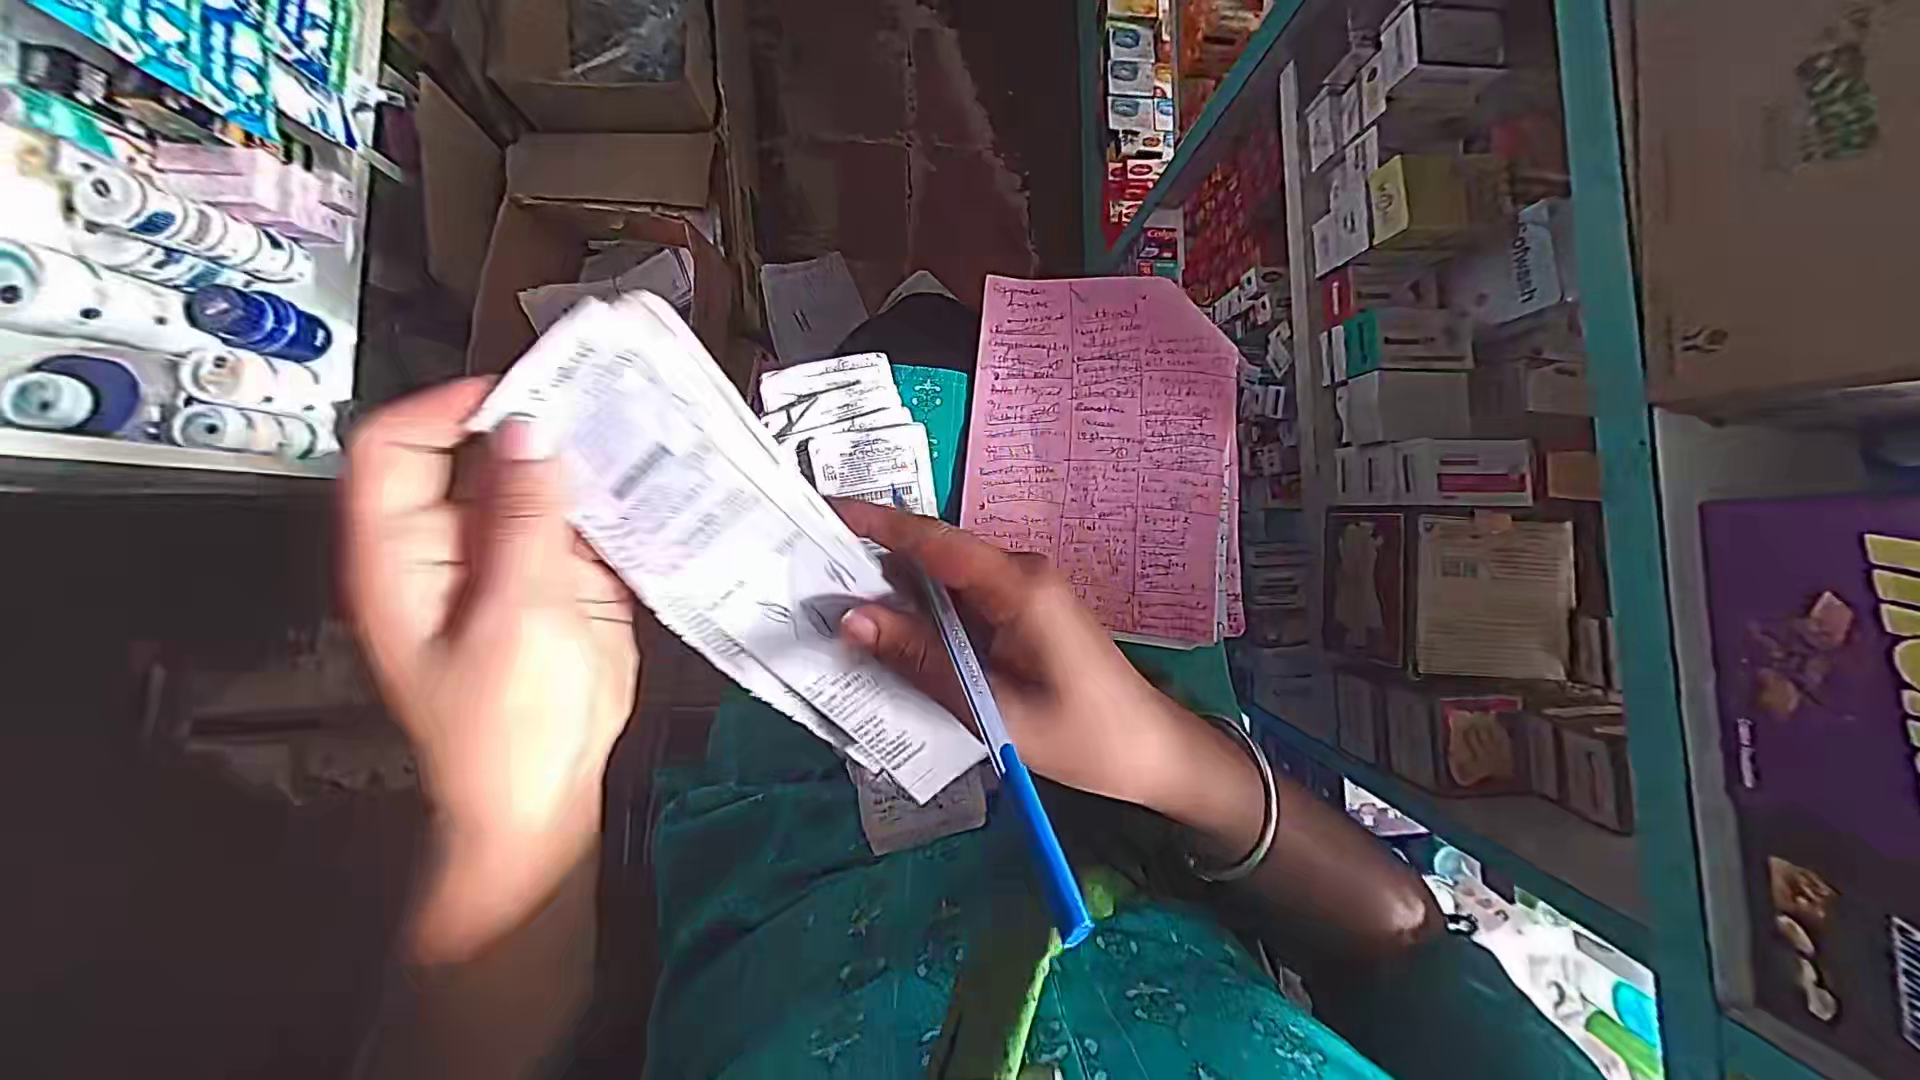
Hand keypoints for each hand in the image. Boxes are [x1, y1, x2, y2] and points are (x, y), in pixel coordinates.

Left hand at [341, 379, 638, 960]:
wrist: (547, 783)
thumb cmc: (505, 724)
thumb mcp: (513, 614)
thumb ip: (522, 522)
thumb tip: (527, 438)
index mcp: (407, 554)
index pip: (400, 448)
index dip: (450, 408)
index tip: (520, 391)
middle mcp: (459, 547)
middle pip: (484, 460)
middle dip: (538, 429)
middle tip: (596, 404)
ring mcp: (518, 561)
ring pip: (546, 489)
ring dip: (586, 466)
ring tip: (634, 440)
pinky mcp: (567, 580)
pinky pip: (590, 525)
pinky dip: (618, 506)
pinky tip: (651, 494)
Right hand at [832, 501, 1441, 954]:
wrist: (1153, 751)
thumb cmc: (1086, 737)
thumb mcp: (995, 706)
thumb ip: (923, 660)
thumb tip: (852, 619)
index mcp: (1020, 585)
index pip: (936, 541)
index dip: (877, 524)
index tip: (824, 510)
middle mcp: (1019, 573)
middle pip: (935, 553)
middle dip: (874, 559)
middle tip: (811, 572)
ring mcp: (1021, 590)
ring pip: (944, 578)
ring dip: (895, 590)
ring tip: (835, 602)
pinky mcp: (1020, 611)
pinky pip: (960, 600)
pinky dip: (922, 612)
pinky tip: (890, 632)